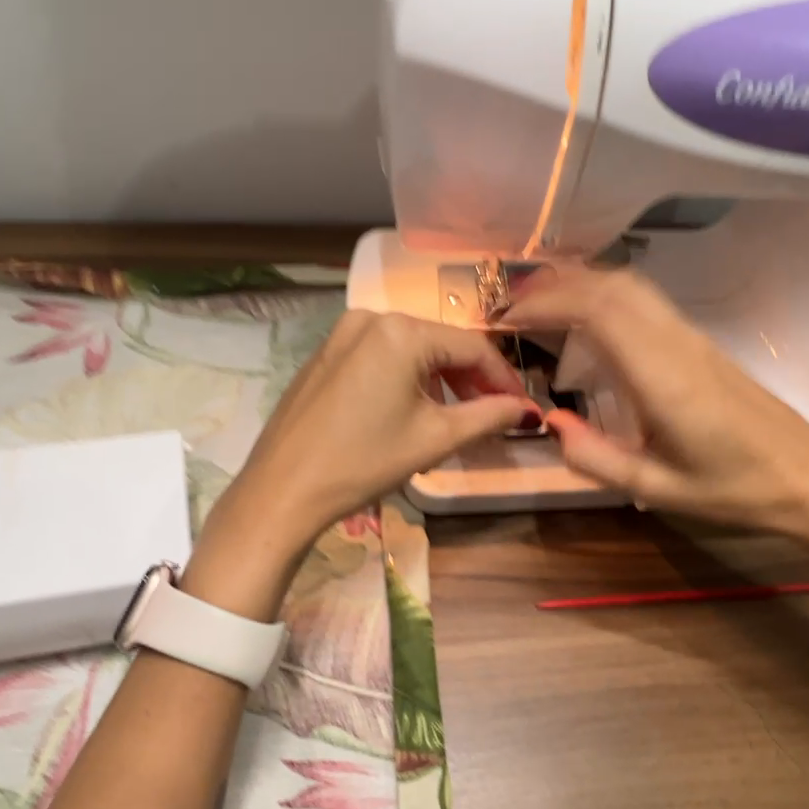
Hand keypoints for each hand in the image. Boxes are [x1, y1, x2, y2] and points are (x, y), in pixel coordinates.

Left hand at [180, 311, 536, 620]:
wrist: (283, 490)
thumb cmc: (364, 461)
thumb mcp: (434, 439)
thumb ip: (488, 417)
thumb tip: (525, 410)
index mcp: (401, 331)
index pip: (472, 348)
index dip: (504, 379)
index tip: (522, 408)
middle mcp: (371, 318)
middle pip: (440, 345)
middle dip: (471, 380)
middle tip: (494, 415)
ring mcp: (341, 335)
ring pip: (410, 351)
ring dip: (440, 381)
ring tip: (458, 418)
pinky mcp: (325, 355)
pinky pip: (380, 358)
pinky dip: (406, 380)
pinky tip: (412, 412)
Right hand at [499, 267, 808, 537]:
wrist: (808, 477)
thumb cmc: (735, 489)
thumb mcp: (657, 490)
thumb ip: (597, 458)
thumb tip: (551, 424)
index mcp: (662, 376)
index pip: (597, 311)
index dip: (546, 302)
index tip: (506, 316)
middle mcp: (676, 343)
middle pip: (611, 285)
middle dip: (556, 285)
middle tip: (511, 307)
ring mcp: (692, 338)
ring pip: (630, 286)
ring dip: (581, 284)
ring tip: (539, 306)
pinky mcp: (700, 344)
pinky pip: (645, 302)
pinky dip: (604, 295)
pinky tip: (587, 321)